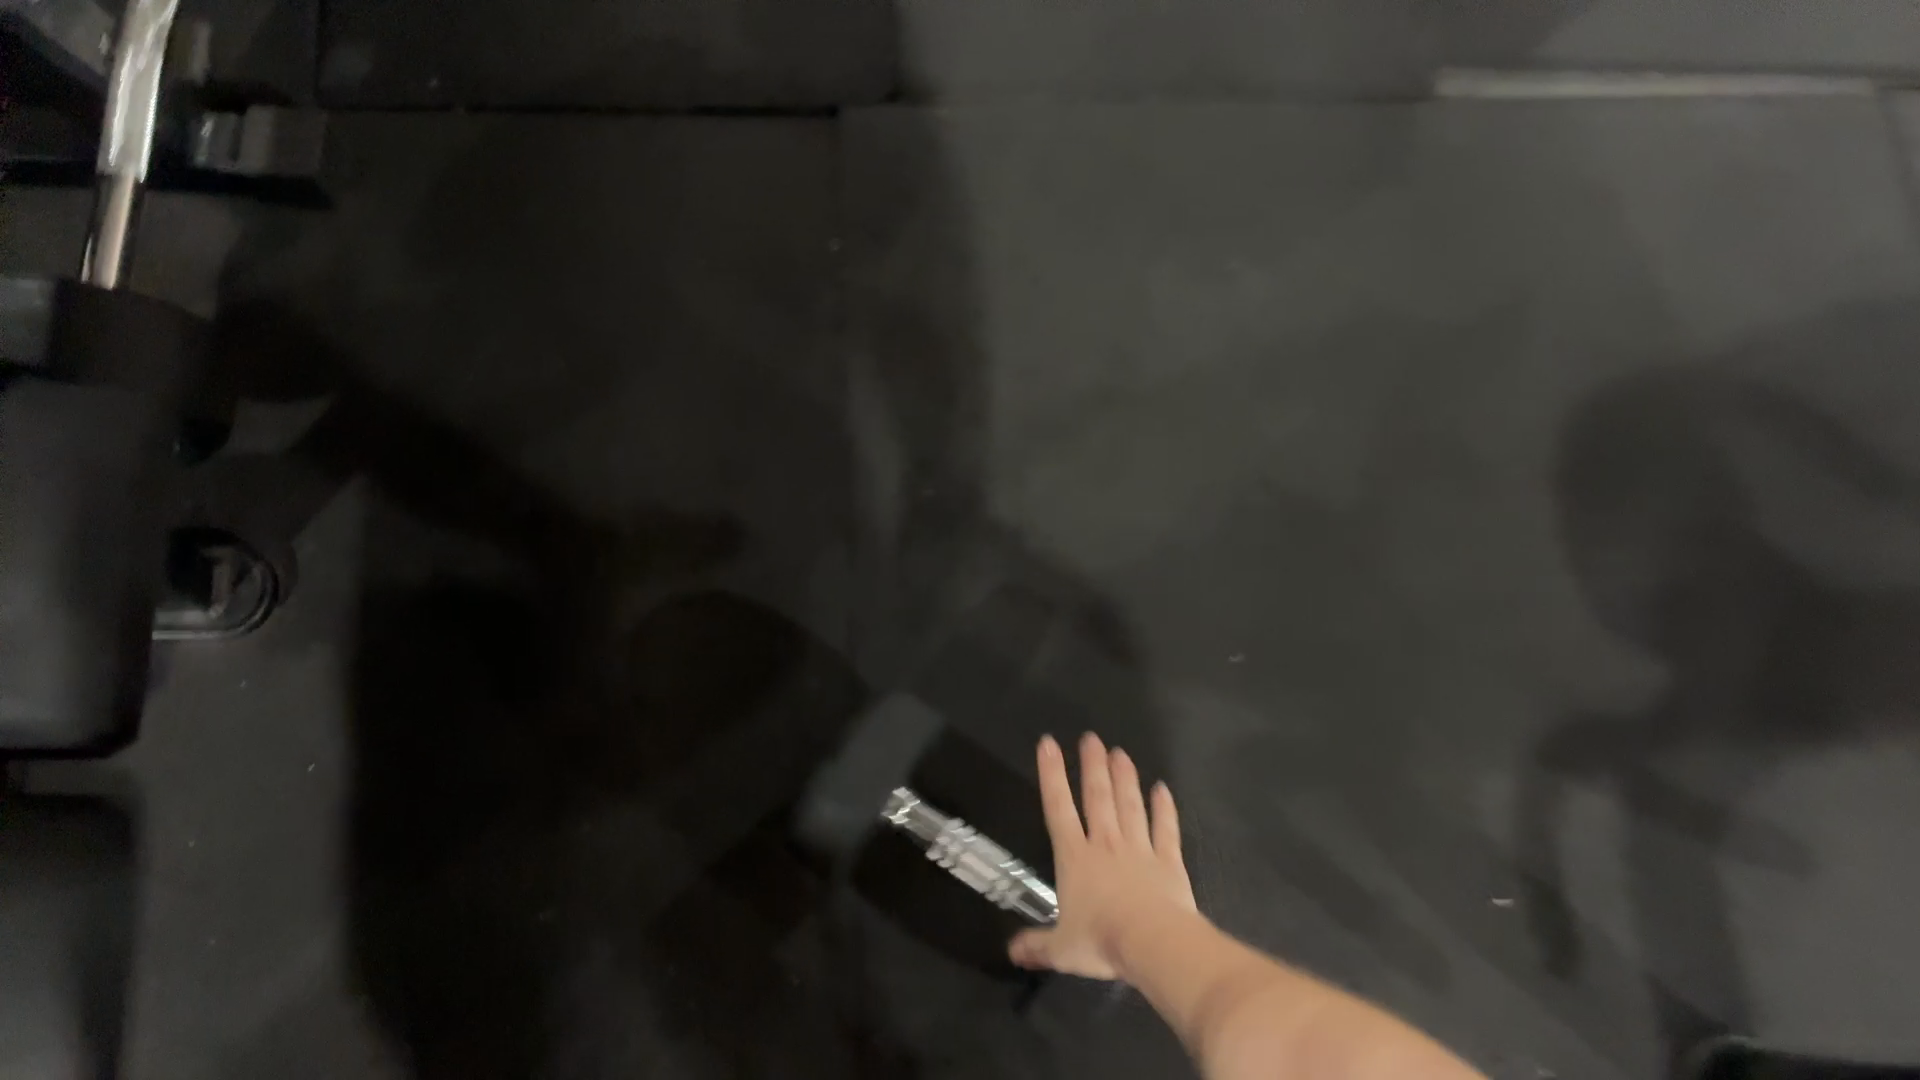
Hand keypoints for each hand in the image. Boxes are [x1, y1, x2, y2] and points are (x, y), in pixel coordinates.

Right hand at [1010, 732, 1197, 980]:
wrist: (1153, 943)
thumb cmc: (1101, 940)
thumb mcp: (1061, 949)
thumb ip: (1037, 945)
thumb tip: (1012, 951)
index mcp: (1075, 858)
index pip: (1058, 808)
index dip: (1051, 774)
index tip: (1048, 744)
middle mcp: (1105, 844)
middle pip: (1098, 797)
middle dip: (1093, 766)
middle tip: (1092, 738)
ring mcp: (1139, 849)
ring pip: (1130, 806)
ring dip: (1125, 778)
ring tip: (1121, 752)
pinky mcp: (1169, 862)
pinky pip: (1166, 830)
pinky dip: (1164, 809)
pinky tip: (1162, 789)